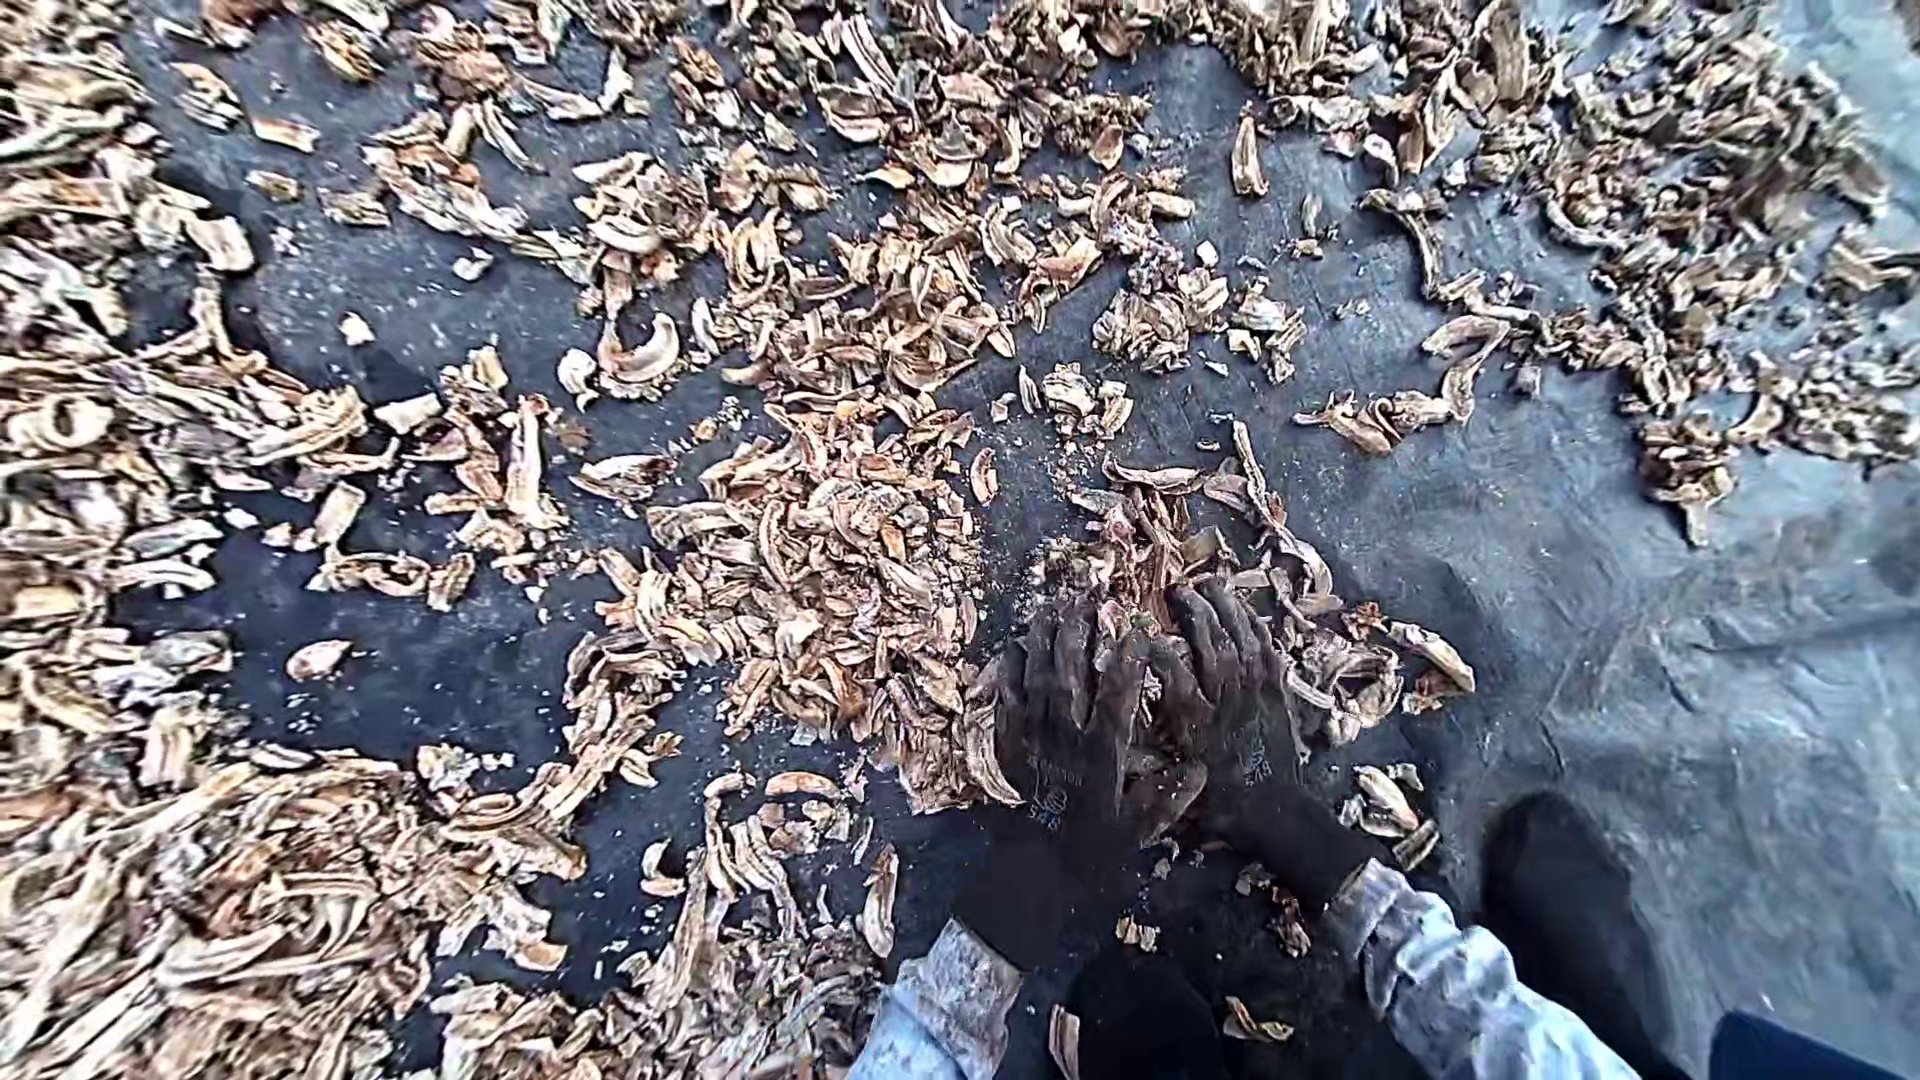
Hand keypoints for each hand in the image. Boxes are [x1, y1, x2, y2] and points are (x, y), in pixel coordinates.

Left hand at [956, 597, 1163, 969]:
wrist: (1043, 864)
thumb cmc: (1098, 841)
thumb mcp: (1142, 828)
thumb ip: (1168, 797)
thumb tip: (1197, 767)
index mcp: (1101, 751)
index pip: (1116, 696)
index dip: (1127, 660)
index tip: (1137, 630)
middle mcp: (1065, 733)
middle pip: (1069, 671)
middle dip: (1078, 631)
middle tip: (1088, 599)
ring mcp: (1033, 731)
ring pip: (1036, 674)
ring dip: (1044, 636)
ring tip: (1054, 604)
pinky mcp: (1011, 737)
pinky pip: (1006, 694)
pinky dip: (1009, 668)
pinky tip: (1016, 644)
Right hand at [1165, 579, 1383, 911]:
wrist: (1275, 812)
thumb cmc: (1217, 796)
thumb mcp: (1172, 770)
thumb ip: (1148, 737)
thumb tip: (1123, 711)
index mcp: (1194, 715)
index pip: (1169, 666)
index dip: (1152, 644)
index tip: (1137, 630)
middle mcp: (1225, 695)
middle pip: (1209, 640)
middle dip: (1191, 609)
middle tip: (1177, 589)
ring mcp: (1256, 690)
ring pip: (1240, 637)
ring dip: (1224, 607)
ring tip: (1211, 583)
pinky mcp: (1278, 692)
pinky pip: (1267, 649)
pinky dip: (1256, 627)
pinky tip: (1246, 612)